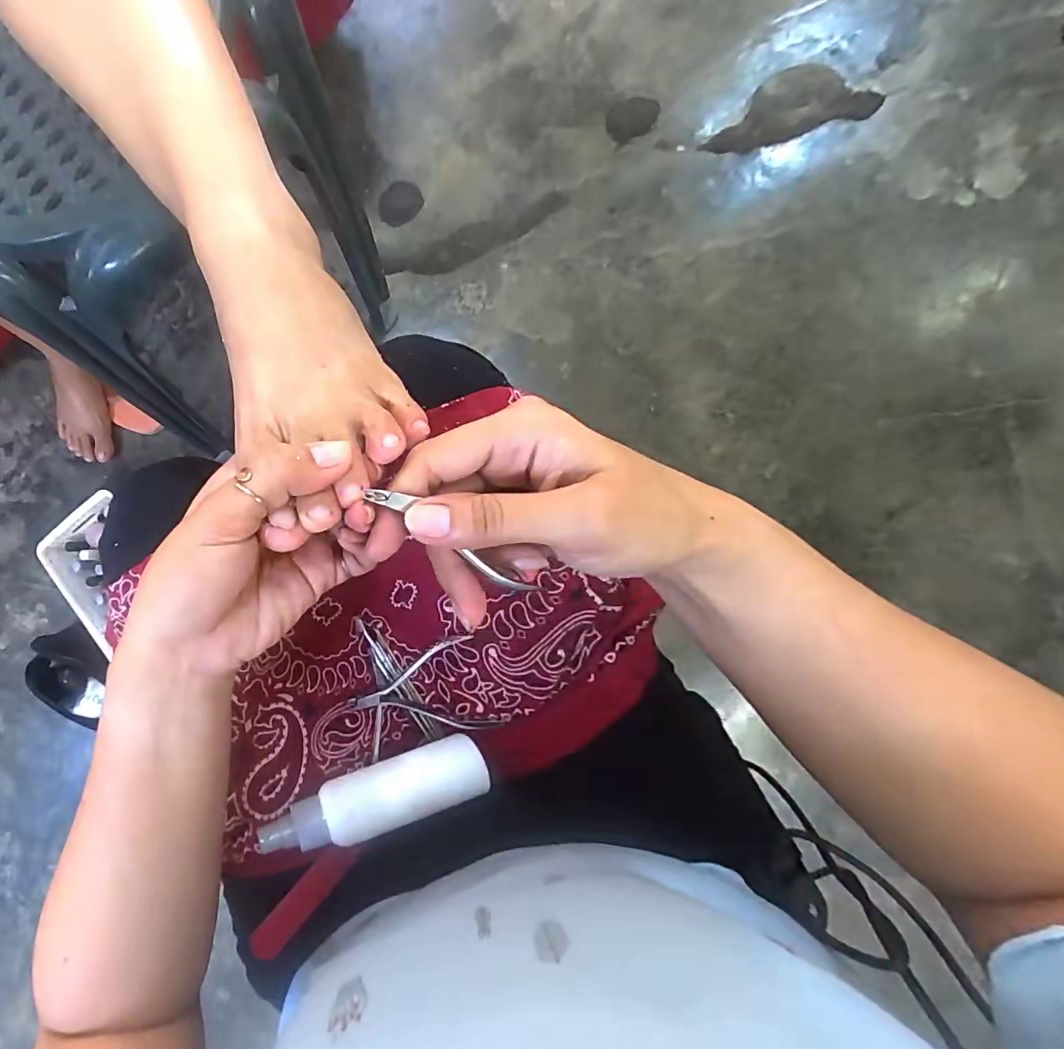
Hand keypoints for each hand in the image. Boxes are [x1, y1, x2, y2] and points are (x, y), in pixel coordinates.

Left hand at [117, 440, 378, 680]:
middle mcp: (285, 503)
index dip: (329, 460)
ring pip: (350, 516)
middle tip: (351, 509)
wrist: (188, 646)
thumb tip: (340, 452)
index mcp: (255, 478)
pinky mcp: (321, 573)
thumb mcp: (222, 515)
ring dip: (367, 517)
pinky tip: (378, 546)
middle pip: (333, 483)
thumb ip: (277, 478)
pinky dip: (372, 547)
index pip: (304, 454)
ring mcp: (306, 539)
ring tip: (366, 526)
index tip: (346, 472)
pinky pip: (356, 554)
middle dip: (349, 491)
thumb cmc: (190, 573)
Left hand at [210, 233, 427, 538]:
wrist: (270, 285)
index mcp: (277, 440)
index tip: (326, 524)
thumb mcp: (248, 421)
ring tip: (387, 463)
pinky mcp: (377, 369)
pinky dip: (409, 421)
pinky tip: (412, 433)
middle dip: (353, 495)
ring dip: (384, 458)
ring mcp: (350, 394)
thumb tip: (297, 509)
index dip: (315, 513)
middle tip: (363, 510)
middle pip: (343, 473)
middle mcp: (315, 422)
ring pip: (375, 440)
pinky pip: (401, 402)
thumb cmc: (255, 360)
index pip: (299, 491)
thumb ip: (269, 465)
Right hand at [363, 397, 729, 627]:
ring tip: (490, 604)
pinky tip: (523, 574)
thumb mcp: (572, 521)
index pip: (436, 457)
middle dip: (446, 552)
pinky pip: (475, 533)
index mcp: (516, 429)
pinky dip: (486, 563)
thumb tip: (415, 521)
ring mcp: (505, 473)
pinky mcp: (509, 501)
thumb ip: (492, 519)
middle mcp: (502, 444)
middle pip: (440, 495)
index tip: (376, 548)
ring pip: (452, 521)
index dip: (401, 500)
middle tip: (461, 603)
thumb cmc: (644, 520)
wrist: (687, 540)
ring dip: (468, 566)